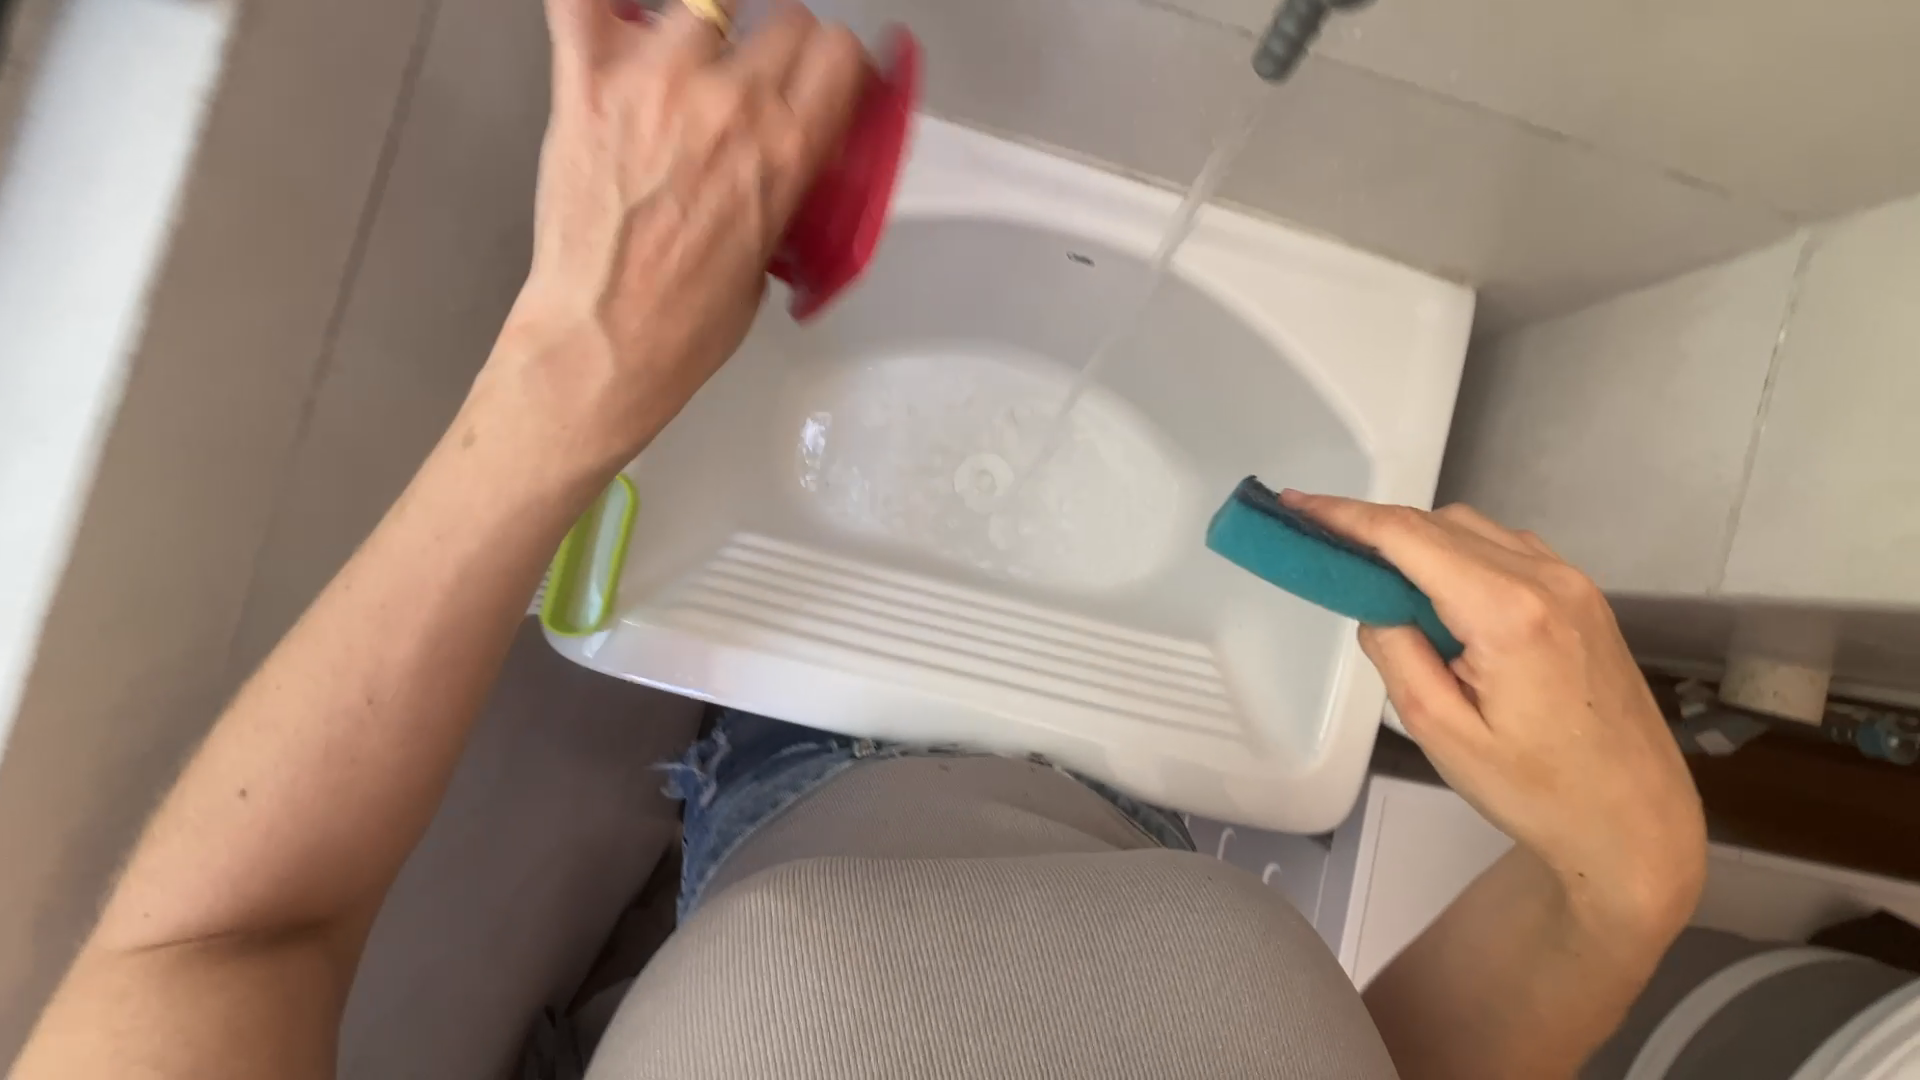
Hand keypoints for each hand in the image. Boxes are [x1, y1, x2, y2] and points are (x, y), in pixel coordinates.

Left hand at [473, 0, 865, 473]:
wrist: (607, 339)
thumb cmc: (690, 320)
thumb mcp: (770, 254)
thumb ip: (785, 186)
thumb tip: (791, 153)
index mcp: (784, 152)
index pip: (841, 54)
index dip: (844, 64)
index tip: (836, 79)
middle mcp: (725, 103)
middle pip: (787, 18)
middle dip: (790, 48)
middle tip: (773, 81)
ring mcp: (651, 82)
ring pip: (707, 1)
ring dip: (713, 30)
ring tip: (697, 69)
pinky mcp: (585, 82)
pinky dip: (610, 5)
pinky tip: (625, 24)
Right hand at [1284, 492, 1706, 936]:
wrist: (1637, 823)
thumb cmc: (1532, 789)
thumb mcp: (1437, 727)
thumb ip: (1394, 650)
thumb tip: (1376, 603)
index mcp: (1506, 612)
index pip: (1406, 537)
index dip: (1343, 514)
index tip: (1294, 504)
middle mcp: (1545, 580)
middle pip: (1436, 524)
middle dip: (1370, 523)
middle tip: (1317, 538)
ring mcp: (1572, 584)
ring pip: (1469, 529)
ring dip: (1412, 536)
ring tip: (1367, 567)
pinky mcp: (1582, 598)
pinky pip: (1501, 548)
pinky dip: (1451, 550)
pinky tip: (1431, 585)